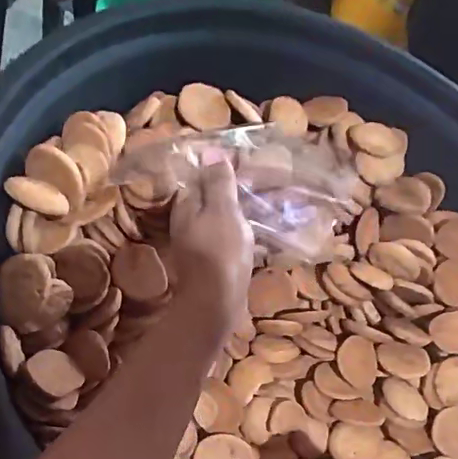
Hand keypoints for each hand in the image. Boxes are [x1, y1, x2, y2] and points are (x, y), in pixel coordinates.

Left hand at [167, 159, 252, 331]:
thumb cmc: (220, 253)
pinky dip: (245, 233)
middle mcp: (188, 224)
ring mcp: (200, 246)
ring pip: (223, 219)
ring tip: (272, 204)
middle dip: (235, 190)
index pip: (200, 178)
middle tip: (266, 182)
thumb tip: (210, 152)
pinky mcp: (214, 264)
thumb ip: (217, 182)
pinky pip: (230, 239)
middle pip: (212, 199)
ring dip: (243, 212)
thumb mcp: (222, 210)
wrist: (217, 305)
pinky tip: (263, 234)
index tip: (247, 163)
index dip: (222, 169)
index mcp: (186, 207)